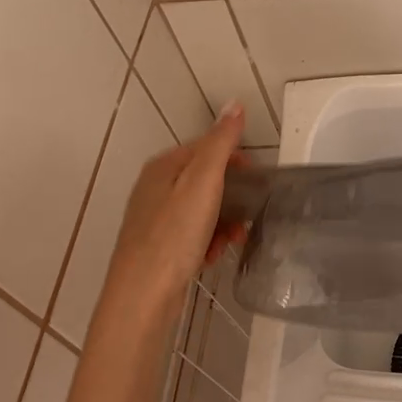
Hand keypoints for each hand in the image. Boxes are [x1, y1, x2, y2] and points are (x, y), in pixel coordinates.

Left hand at [100, 103, 247, 316]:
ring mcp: (153, 218)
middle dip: (233, 197)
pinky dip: (207, 242)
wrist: (142, 296)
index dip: (237, 161)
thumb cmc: (173, 238)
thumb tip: (235, 104)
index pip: (208, 147)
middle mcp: (154, 188)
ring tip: (231, 241)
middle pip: (205, 180)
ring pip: (201, 209)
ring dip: (223, 222)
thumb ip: (220, 144)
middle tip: (249, 218)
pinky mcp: (157, 247)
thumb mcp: (203, 184)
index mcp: (163, 167)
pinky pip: (191, 234)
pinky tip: (212, 257)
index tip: (259, 183)